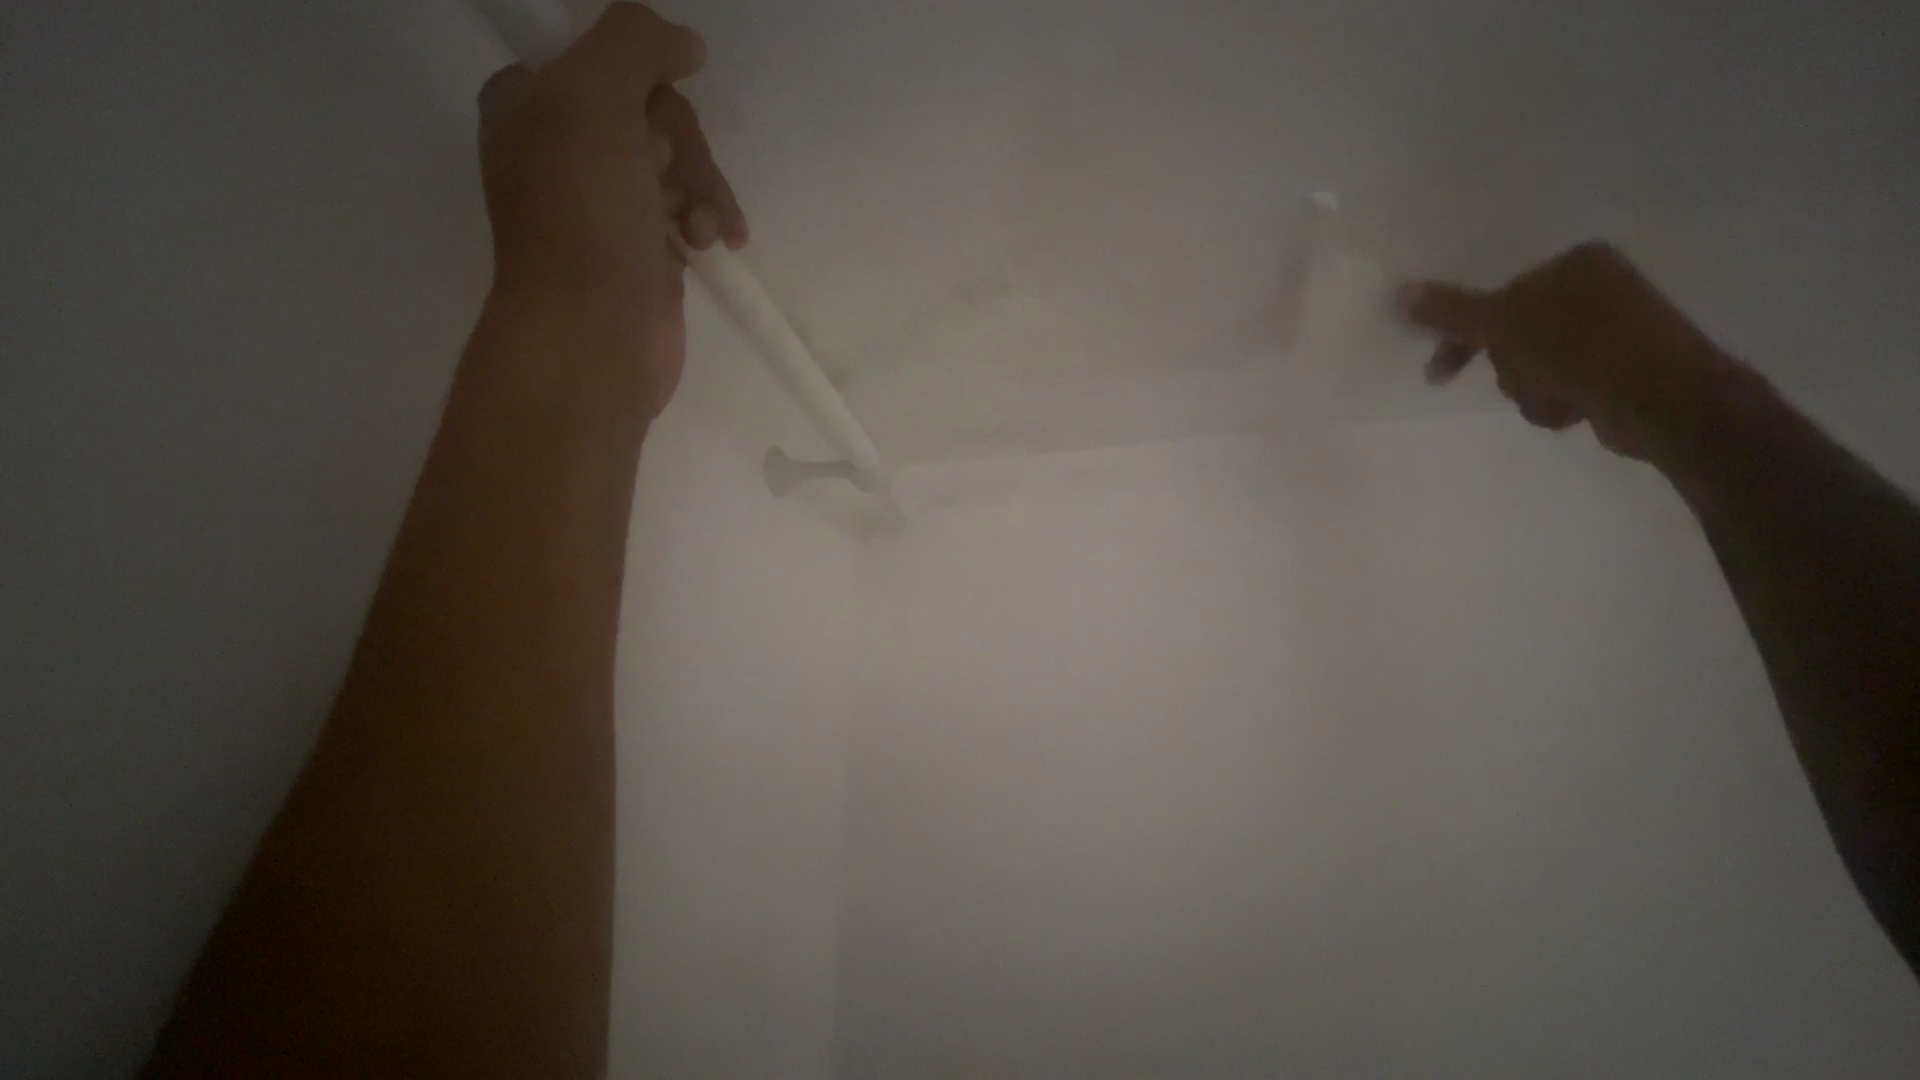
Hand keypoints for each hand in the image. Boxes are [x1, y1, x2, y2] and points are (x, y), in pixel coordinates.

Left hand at [476, 3, 748, 418]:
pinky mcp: (643, 252)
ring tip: (706, 232)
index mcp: (529, 104)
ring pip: (679, 167)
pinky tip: (720, 246)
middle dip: (686, 150)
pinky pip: (689, 213)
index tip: (657, 123)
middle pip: (654, 116)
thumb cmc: (584, 216)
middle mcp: (564, 150)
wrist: (594, 335)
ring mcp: (606, 206)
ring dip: (705, 190)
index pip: (609, 62)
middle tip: (684, 185)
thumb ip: (636, 42)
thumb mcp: (595, 95)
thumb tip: (687, 44)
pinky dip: (710, 222)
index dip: (648, 88)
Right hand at [1397, 242, 1735, 460]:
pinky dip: (1556, 399)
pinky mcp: (1622, 365)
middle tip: (1508, 386)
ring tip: (1552, 398)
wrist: (1662, 398)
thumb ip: (1448, 311)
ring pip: (1533, 364)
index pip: (1495, 296)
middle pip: (1512, 333)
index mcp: (1574, 262)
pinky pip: (1563, 382)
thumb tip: (1396, 294)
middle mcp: (1597, 285)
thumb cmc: (1580, 348)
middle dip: (1506, 367)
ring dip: (1528, 388)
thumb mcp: (1502, 325)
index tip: (1440, 372)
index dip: (1462, 335)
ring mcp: (1614, 327)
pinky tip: (1573, 406)